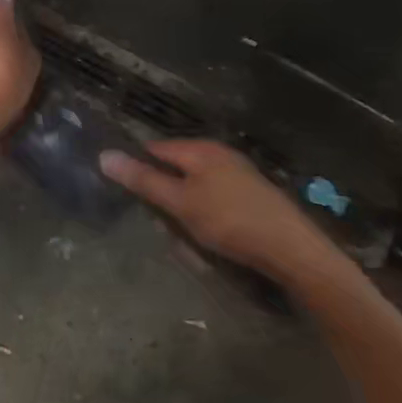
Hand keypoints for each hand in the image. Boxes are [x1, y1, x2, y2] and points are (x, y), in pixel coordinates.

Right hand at [99, 139, 336, 280]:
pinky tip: (210, 234)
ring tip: (183, 234)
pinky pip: (215, 199)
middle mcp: (220, 154)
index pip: (154, 149)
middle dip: (163, 192)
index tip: (127, 193)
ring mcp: (240, 175)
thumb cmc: (231, 222)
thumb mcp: (179, 202)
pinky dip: (205, 213)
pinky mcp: (254, 197)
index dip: (138, 167)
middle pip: (175, 167)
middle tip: (159, 220)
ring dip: (184, 207)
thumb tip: (104, 155)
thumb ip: (142, 179)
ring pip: (195, 186)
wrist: (297, 253)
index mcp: (200, 149)